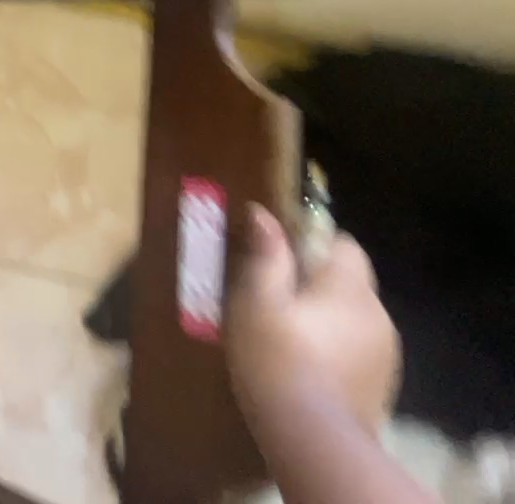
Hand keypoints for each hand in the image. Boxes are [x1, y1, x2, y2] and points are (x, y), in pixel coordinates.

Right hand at [225, 204, 400, 432]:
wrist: (310, 429)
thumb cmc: (274, 354)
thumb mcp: (257, 299)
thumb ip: (266, 256)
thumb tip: (263, 213)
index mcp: (348, 290)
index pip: (345, 245)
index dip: (311, 239)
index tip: (275, 248)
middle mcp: (377, 314)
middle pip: (348, 278)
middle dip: (311, 275)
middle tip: (266, 287)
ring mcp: (384, 348)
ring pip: (352, 309)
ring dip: (321, 307)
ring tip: (278, 322)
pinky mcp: (380, 374)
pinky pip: (356, 338)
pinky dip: (331, 335)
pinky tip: (300, 353)